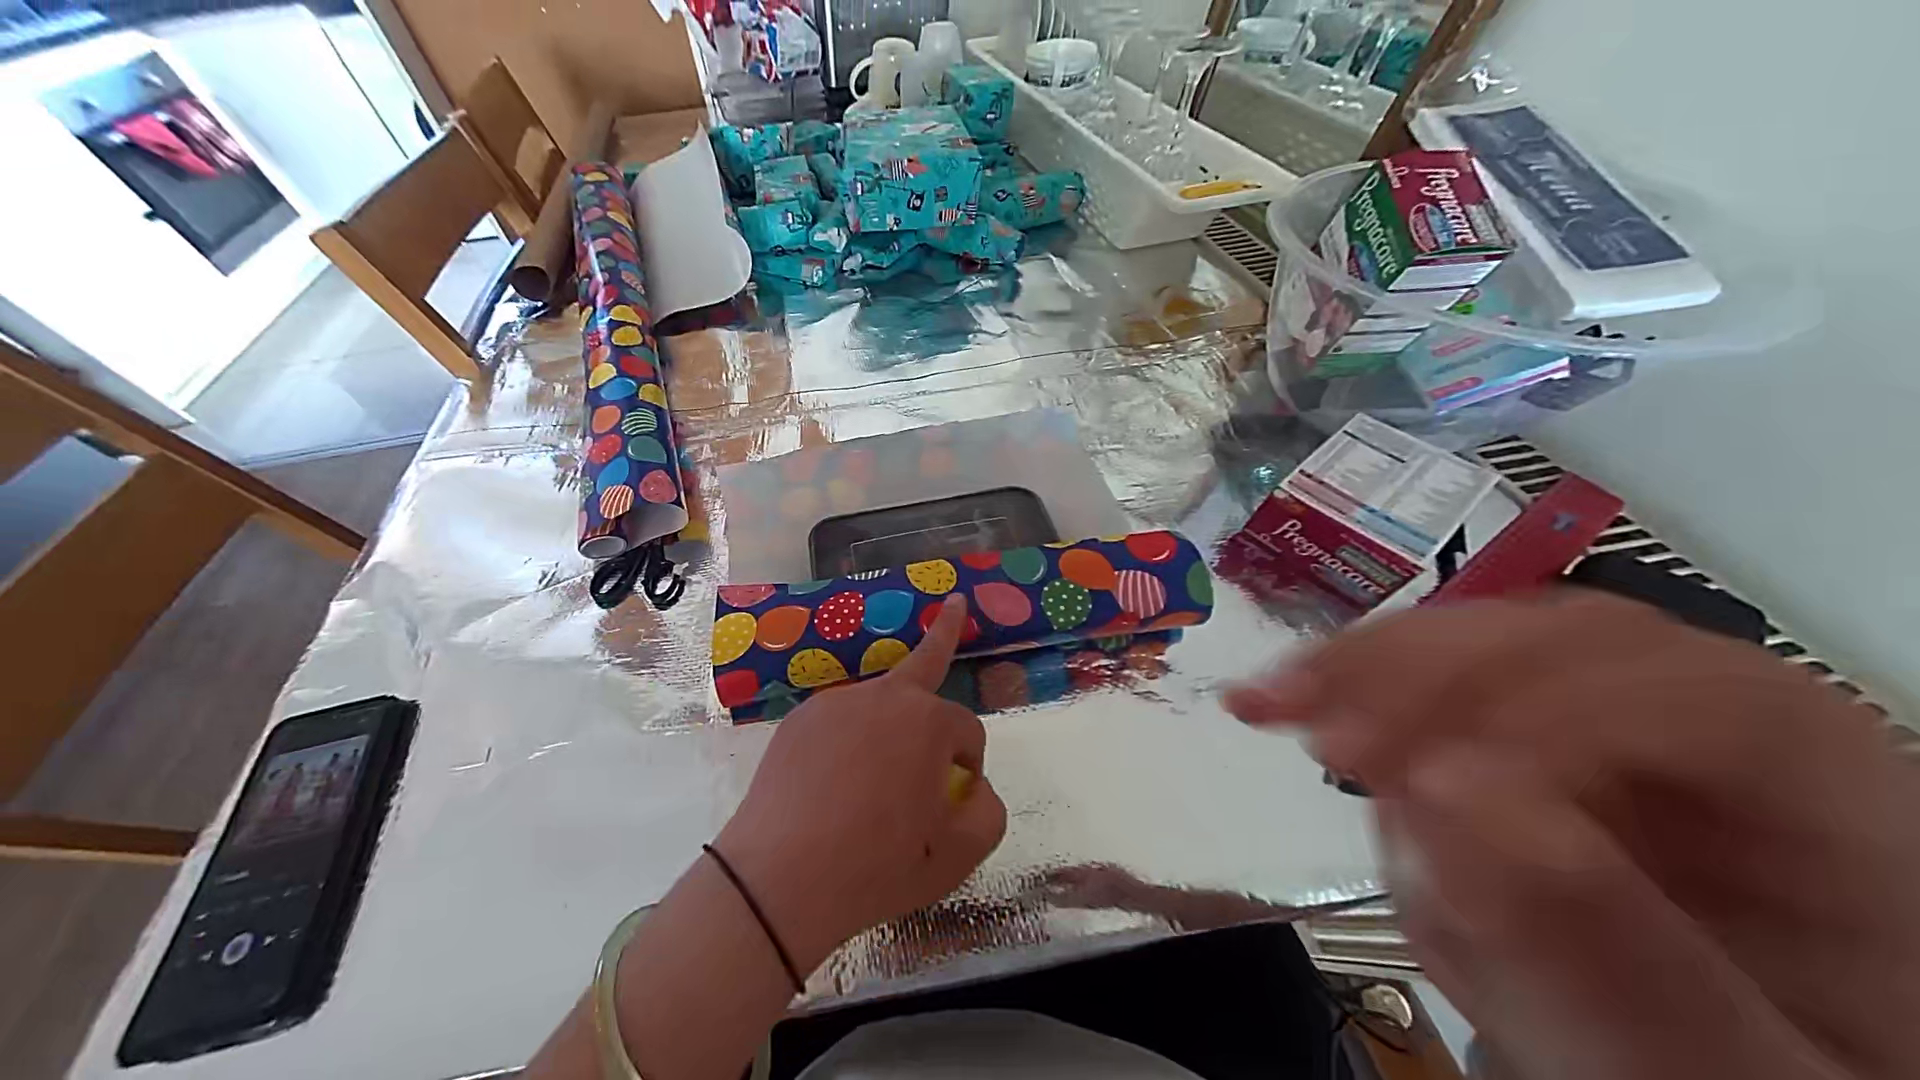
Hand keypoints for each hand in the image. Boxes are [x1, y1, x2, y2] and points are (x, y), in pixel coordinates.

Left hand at [715, 595, 1007, 971]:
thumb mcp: (958, 856)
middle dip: (946, 632)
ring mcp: (835, 703)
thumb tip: (972, 786)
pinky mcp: (799, 720)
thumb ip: (987, 811)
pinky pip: (839, 724)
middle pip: (925, 663)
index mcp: (929, 721)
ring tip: (877, 773)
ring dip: (891, 724)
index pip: (969, 730)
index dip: (971, 764)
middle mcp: (883, 697)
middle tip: (956, 605)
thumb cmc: (877, 868)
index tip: (959, 795)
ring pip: (879, 706)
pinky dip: (848, 742)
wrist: (778, 884)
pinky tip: (833, 782)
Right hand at [1226, 592, 1919, 1079]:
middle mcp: (1720, 720)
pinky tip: (1298, 702)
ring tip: (1270, 703)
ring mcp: (1616, 709)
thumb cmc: (1726, 1077)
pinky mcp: (1534, 719)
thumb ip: (1601, 956)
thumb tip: (1442, 791)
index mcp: (1830, 799)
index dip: (1522, 715)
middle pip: (1558, 639)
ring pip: (1483, 639)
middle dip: (1409, 671)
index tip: (1387, 775)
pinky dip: (1357, 682)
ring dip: (1364, 668)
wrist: (1694, 1065)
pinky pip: (1439, 674)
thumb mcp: (1702, 1074)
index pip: (1684, 696)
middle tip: (1288, 713)